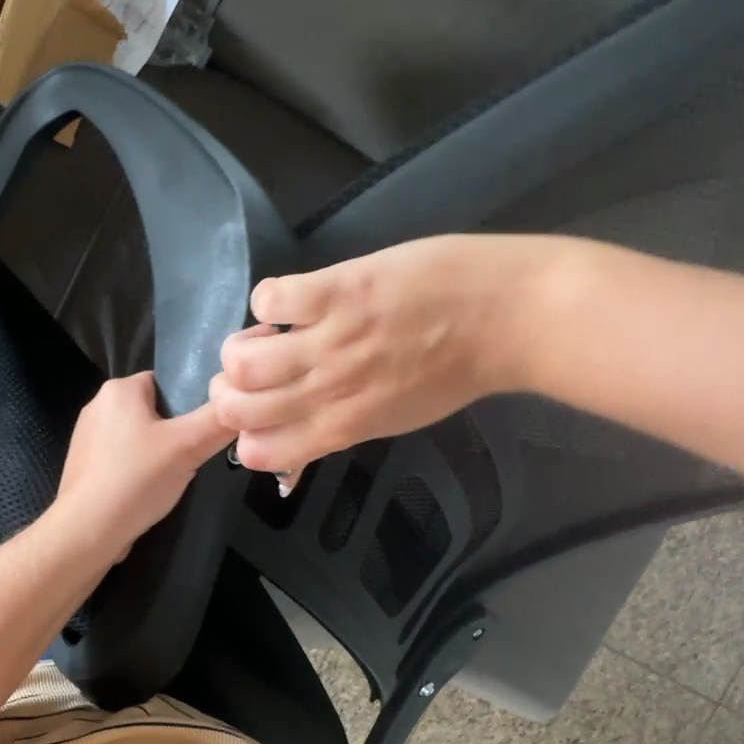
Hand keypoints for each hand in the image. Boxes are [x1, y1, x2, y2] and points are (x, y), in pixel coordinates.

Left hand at [53, 372, 233, 559]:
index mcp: (117, 389)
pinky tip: (147, 492)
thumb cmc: (136, 479)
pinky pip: (121, 460)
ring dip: (157, 455)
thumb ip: (219, 420)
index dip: (188, 405)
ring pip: (138, 438)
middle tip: (192, 457)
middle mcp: (96, 406)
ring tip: (171, 478)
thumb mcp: (189, 445)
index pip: (165, 383)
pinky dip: (137, 472)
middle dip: (174, 433)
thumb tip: (240, 402)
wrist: (88, 530)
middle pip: (153, 411)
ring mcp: (86, 438)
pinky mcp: (83, 466)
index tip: (203, 431)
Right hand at [210, 234, 579, 476]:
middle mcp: (327, 393)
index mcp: (340, 427)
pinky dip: (270, 299)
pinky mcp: (339, 291)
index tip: (260, 408)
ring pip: (240, 359)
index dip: (243, 430)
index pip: (256, 452)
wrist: (513, 316)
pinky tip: (294, 299)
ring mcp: (330, 342)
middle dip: (230, 387)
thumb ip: (336, 431)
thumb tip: (292, 450)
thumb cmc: (456, 371)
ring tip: (272, 332)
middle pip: (234, 407)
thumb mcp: (392, 419)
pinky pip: (270, 300)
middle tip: (257, 366)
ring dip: (243, 343)